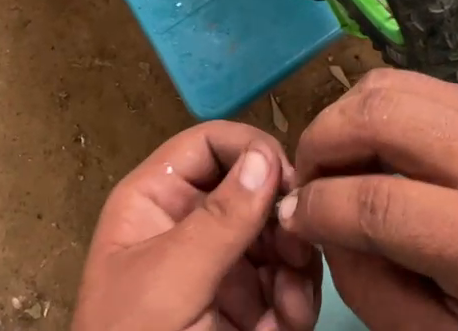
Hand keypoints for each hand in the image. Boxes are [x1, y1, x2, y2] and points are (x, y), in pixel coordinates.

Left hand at [73, 121, 320, 330]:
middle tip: (300, 247)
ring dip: (296, 266)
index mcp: (157, 199)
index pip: (209, 144)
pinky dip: (296, 303)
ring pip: (279, 238)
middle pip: (254, 189)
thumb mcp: (168, 280)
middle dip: (281, 218)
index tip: (288, 179)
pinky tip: (286, 324)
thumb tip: (266, 157)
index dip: (249, 150)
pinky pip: (287, 286)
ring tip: (291, 304)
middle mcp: (192, 225)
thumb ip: (219, 220)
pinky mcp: (246, 311)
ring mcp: (221, 268)